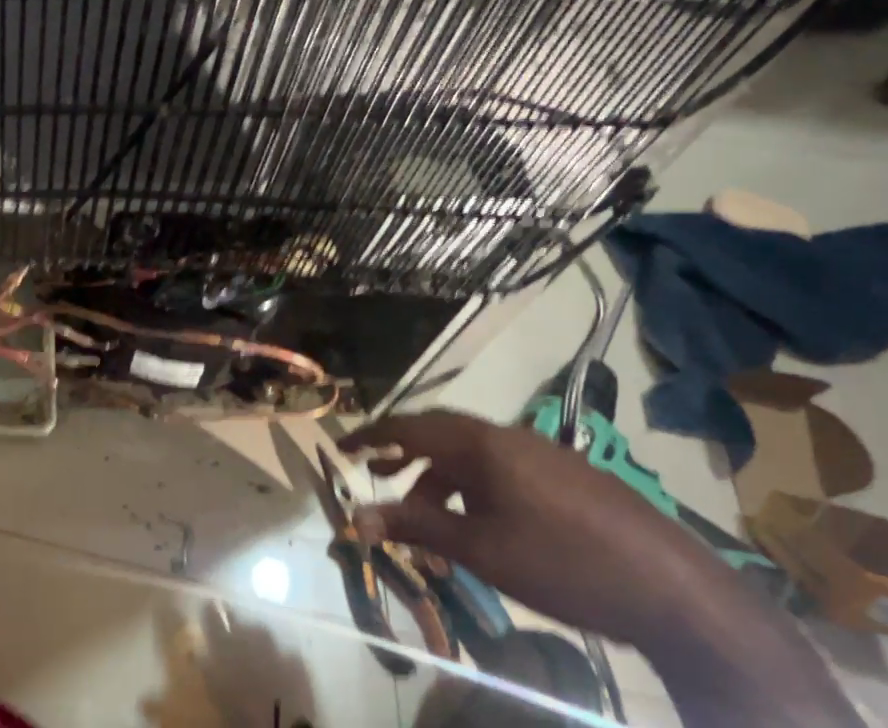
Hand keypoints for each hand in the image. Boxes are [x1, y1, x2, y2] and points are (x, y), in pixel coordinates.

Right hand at [340, 411, 743, 649]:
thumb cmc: (565, 565)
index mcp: (485, 446)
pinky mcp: (574, 477)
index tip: (341, 447)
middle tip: (379, 474)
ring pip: (476, 453)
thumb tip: (356, 518)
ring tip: (430, 513)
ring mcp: (548, 455)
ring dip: (442, 475)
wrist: (680, 594)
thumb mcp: (480, 551)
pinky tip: (482, 521)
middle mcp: (513, 438)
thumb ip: (415, 527)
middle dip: (405, 452)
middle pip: (442, 433)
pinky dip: (475, 484)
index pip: (410, 427)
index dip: (371, 436)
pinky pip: (505, 467)